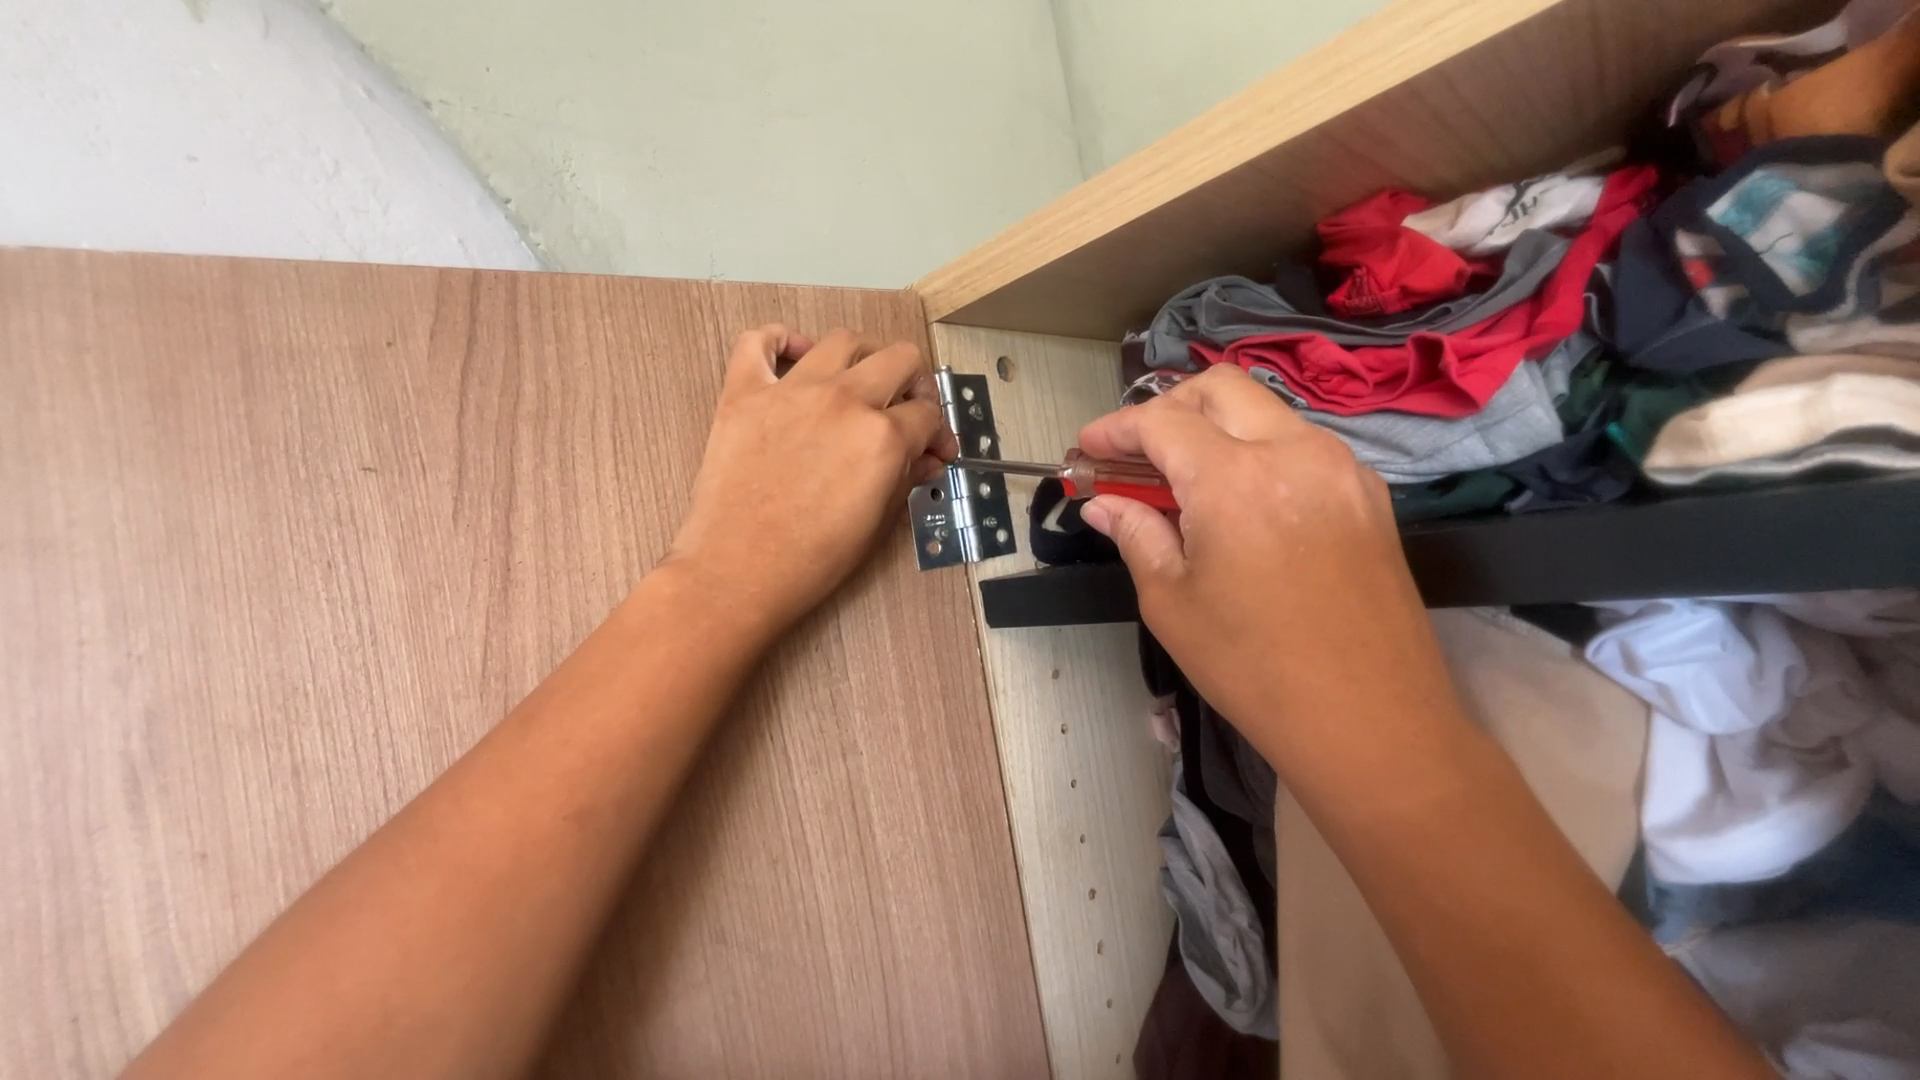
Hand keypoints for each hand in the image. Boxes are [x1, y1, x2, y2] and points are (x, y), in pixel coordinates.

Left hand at [664, 326, 956, 638]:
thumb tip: (923, 459)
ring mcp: (791, 391)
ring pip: (842, 341)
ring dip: (863, 358)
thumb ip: (905, 478)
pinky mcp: (744, 394)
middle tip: (908, 410)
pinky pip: (759, 341)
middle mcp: (843, 401)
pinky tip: (796, 357)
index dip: (938, 433)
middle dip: (915, 384)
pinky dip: (781, 341)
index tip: (934, 450)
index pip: (927, 414)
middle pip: (900, 360)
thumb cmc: (811, 561)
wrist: (739, 571)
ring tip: (860, 382)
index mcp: (882, 437)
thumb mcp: (877, 523)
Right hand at [1077, 366, 1443, 758]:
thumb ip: (1135, 535)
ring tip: (1182, 481)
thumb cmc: (1253, 667)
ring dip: (1214, 428)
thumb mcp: (1172, 603)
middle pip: (1219, 389)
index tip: (1086, 449)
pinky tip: (1239, 503)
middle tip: (1135, 454)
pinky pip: (1301, 447)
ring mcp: (1341, 469)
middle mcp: (1295, 452)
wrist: (1370, 720)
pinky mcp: (1368, 494)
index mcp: (1235, 479)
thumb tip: (1103, 504)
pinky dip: (1258, 452)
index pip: (1161, 421)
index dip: (1114, 429)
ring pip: (1265, 413)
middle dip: (1167, 408)